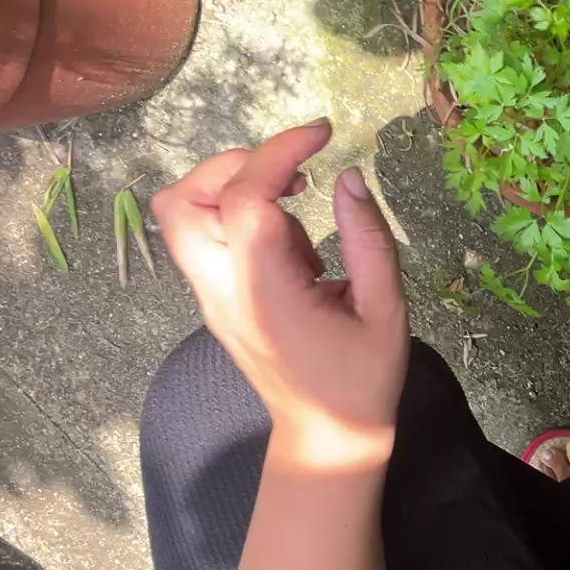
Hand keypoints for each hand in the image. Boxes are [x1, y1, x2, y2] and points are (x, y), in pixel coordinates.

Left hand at [153, 120, 408, 463]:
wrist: (326, 436)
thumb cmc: (364, 378)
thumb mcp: (386, 309)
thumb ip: (370, 240)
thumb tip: (349, 176)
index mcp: (265, 293)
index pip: (244, 198)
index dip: (279, 152)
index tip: (324, 133)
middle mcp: (222, 290)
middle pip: (185, 198)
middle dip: (239, 164)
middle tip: (298, 174)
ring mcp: (212, 296)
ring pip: (183, 215)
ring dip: (234, 187)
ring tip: (300, 207)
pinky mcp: (217, 300)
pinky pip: (206, 235)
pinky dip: (243, 216)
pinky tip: (296, 246)